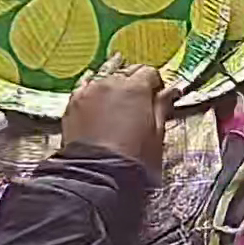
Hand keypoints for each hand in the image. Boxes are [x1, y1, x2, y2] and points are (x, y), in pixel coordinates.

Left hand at [60, 55, 179, 172]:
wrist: (97, 174)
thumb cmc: (133, 156)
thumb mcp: (157, 132)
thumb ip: (162, 106)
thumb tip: (171, 91)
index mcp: (136, 88)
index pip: (150, 72)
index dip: (156, 83)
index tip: (158, 95)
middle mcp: (111, 83)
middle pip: (128, 70)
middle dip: (136, 80)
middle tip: (141, 96)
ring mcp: (89, 91)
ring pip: (105, 75)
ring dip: (114, 80)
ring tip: (119, 89)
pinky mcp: (73, 103)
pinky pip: (85, 86)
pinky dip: (93, 87)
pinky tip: (96, 90)